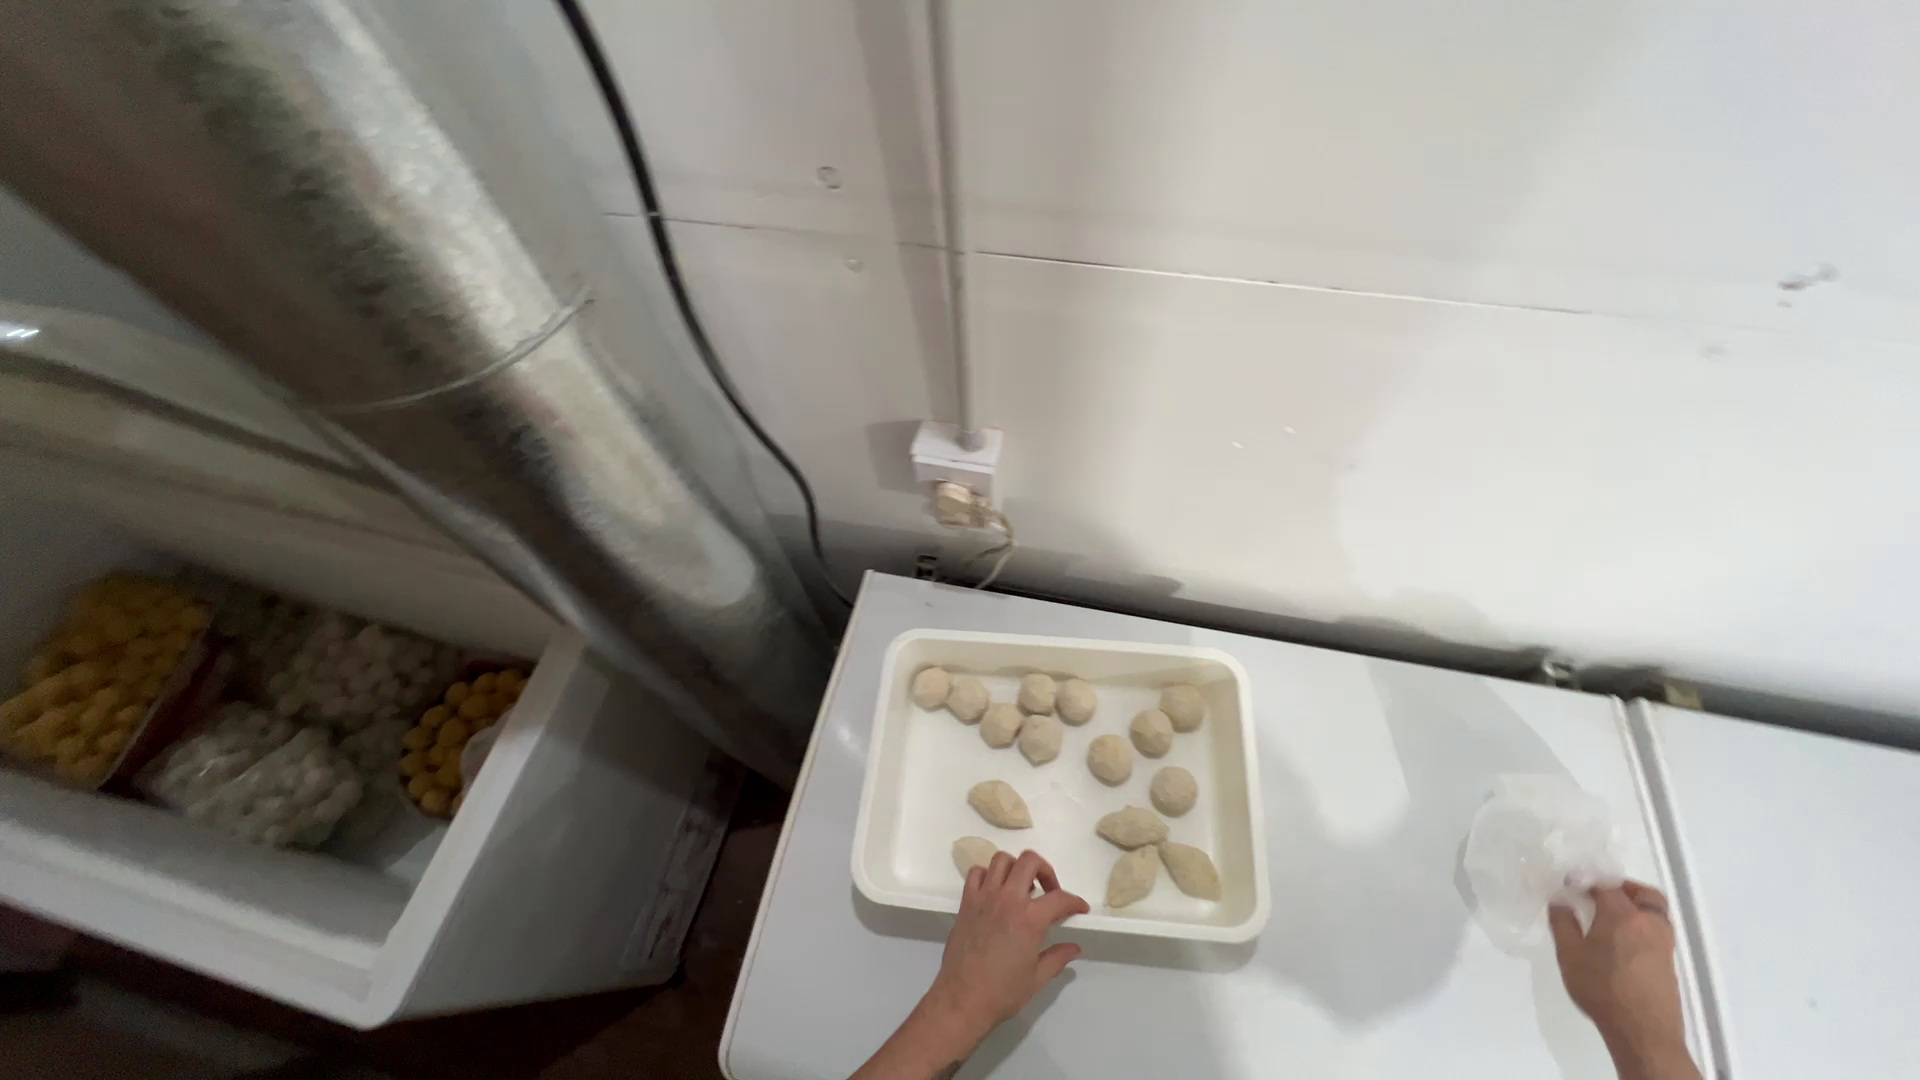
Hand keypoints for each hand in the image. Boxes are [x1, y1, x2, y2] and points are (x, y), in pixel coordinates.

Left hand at [921, 850, 1089, 1049]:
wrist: (963, 999)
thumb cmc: (1003, 992)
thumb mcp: (1037, 978)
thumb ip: (1057, 957)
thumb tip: (1074, 947)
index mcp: (1030, 918)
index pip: (1060, 898)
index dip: (1075, 901)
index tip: (1079, 908)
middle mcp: (1008, 899)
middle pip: (1030, 861)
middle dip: (1045, 871)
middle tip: (1049, 891)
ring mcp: (984, 896)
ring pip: (1002, 860)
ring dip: (1016, 868)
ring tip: (1021, 888)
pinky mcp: (966, 901)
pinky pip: (976, 873)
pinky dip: (987, 876)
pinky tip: (994, 892)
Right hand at [1551, 882, 1699, 1079]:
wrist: (1642, 1033)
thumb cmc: (1601, 988)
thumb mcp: (1569, 953)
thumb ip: (1563, 922)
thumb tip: (1560, 901)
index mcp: (1623, 917)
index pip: (1606, 885)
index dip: (1586, 879)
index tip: (1568, 883)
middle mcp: (1649, 925)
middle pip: (1645, 894)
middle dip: (1623, 888)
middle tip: (1598, 892)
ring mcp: (1663, 946)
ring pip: (1655, 913)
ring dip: (1635, 906)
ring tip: (1607, 915)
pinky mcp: (1668, 964)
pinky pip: (1656, 931)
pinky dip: (1640, 924)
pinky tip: (1618, 939)